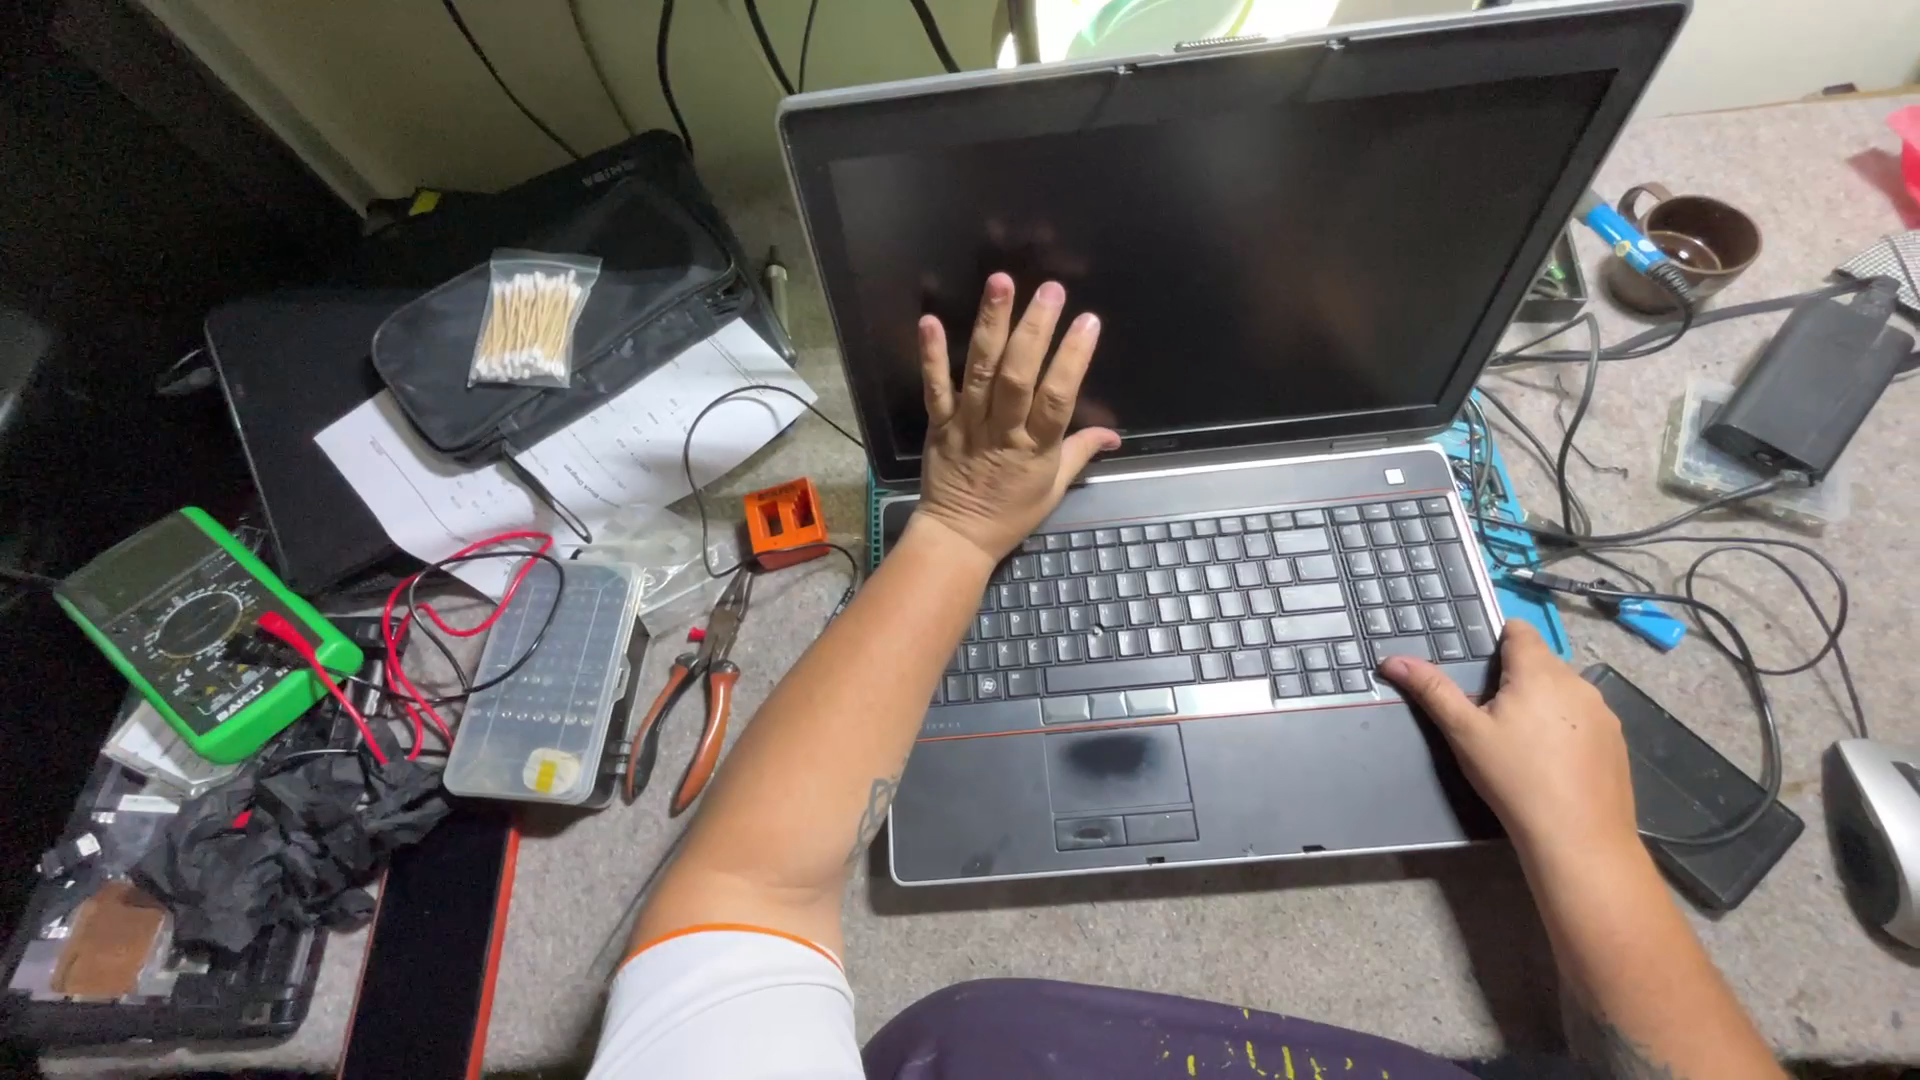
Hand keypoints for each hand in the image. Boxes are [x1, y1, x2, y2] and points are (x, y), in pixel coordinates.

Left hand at [913, 273, 1119, 561]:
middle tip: (1050, 289)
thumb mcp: (1054, 488)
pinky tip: (930, 321)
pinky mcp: (939, 426)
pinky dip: (931, 357)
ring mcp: (967, 426)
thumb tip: (1114, 433)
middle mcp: (1002, 432)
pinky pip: (934, 389)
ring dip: (991, 326)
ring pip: (979, 373)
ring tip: (1000, 284)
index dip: (1073, 359)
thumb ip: (1081, 452)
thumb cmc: (1010, 514)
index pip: (1058, 398)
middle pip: (1018, 377)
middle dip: (1035, 330)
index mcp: (1036, 449)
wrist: (958, 537)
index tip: (1088, 322)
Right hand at [1376, 621, 1639, 859]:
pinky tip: (1546, 756)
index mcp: (1539, 673)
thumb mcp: (1463, 731)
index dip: (1496, 638)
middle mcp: (1578, 684)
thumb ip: (1431, 690)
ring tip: (1515, 735)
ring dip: (1539, 699)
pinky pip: (1581, 716)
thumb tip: (1392, 660)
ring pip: (1562, 689)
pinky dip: (1562, 724)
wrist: (1579, 837)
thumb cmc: (1514, 776)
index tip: (1475, 663)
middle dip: (1512, 674)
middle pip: (1539, 660)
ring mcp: (1603, 713)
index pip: (1519, 630)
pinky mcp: (1616, 741)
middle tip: (1485, 709)